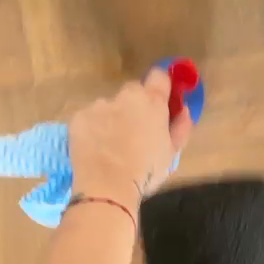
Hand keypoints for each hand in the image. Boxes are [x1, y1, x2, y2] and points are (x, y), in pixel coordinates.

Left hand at [68, 68, 194, 210]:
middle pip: (133, 90)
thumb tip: (184, 109)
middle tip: (135, 130)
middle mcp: (125, 96)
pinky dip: (93, 128)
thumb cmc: (146, 172)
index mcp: (152, 101)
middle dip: (135, 105)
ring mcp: (99, 105)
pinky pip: (89, 118)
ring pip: (109, 105)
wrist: (107, 187)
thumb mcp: (172, 153)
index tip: (161, 99)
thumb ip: (181, 126)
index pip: (159, 76)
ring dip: (112, 117)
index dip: (160, 85)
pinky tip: (95, 148)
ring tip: (111, 144)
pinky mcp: (79, 117)